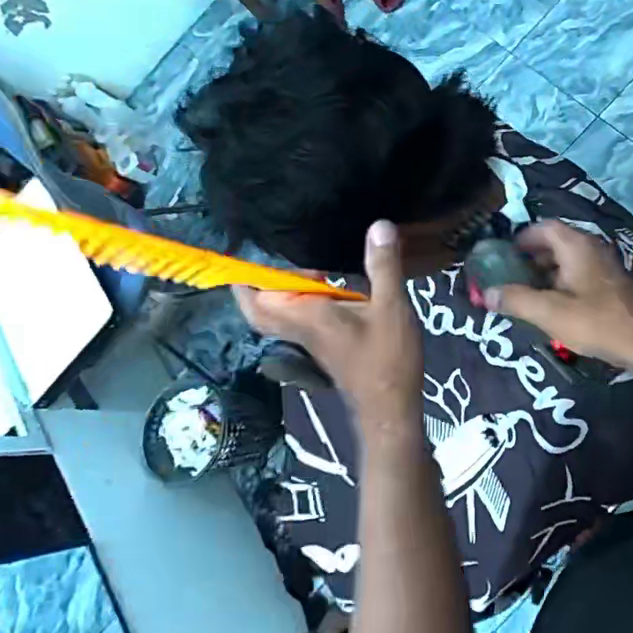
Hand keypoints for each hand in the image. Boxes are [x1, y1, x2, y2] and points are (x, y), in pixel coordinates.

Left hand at [232, 221, 420, 423]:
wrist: (390, 407)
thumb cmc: (386, 358)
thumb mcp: (391, 306)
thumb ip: (383, 265)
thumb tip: (379, 224)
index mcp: (306, 316)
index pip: (257, 298)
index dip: (243, 277)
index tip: (241, 250)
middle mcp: (300, 327)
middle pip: (261, 307)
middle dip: (257, 283)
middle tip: (268, 256)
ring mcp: (311, 339)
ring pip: (279, 313)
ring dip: (280, 290)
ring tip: (303, 262)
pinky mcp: (325, 345)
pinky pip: (299, 318)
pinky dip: (300, 300)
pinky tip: (327, 286)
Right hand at [483, 220, 632, 370]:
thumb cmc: (598, 322)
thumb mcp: (550, 312)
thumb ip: (516, 300)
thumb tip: (485, 293)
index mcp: (576, 246)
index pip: (543, 227)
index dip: (520, 238)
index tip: (501, 256)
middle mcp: (591, 250)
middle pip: (554, 244)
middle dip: (529, 260)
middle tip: (507, 279)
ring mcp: (603, 268)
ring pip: (566, 264)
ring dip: (544, 276)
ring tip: (524, 298)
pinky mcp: (610, 288)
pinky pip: (578, 279)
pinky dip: (560, 288)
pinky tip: (551, 311)